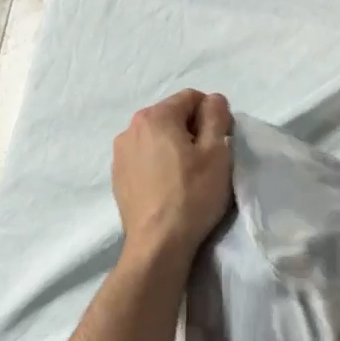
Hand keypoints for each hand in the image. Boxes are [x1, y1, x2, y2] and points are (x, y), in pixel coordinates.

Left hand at [112, 90, 234, 263]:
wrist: (158, 243)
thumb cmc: (193, 195)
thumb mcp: (216, 152)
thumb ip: (216, 117)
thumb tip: (213, 100)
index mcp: (155, 117)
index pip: (191, 98)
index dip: (212, 115)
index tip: (221, 142)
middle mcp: (131, 129)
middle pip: (171, 117)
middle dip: (192, 131)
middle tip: (208, 161)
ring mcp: (120, 155)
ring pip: (156, 139)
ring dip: (174, 149)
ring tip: (188, 177)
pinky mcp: (118, 178)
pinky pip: (145, 160)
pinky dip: (159, 166)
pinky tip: (170, 189)